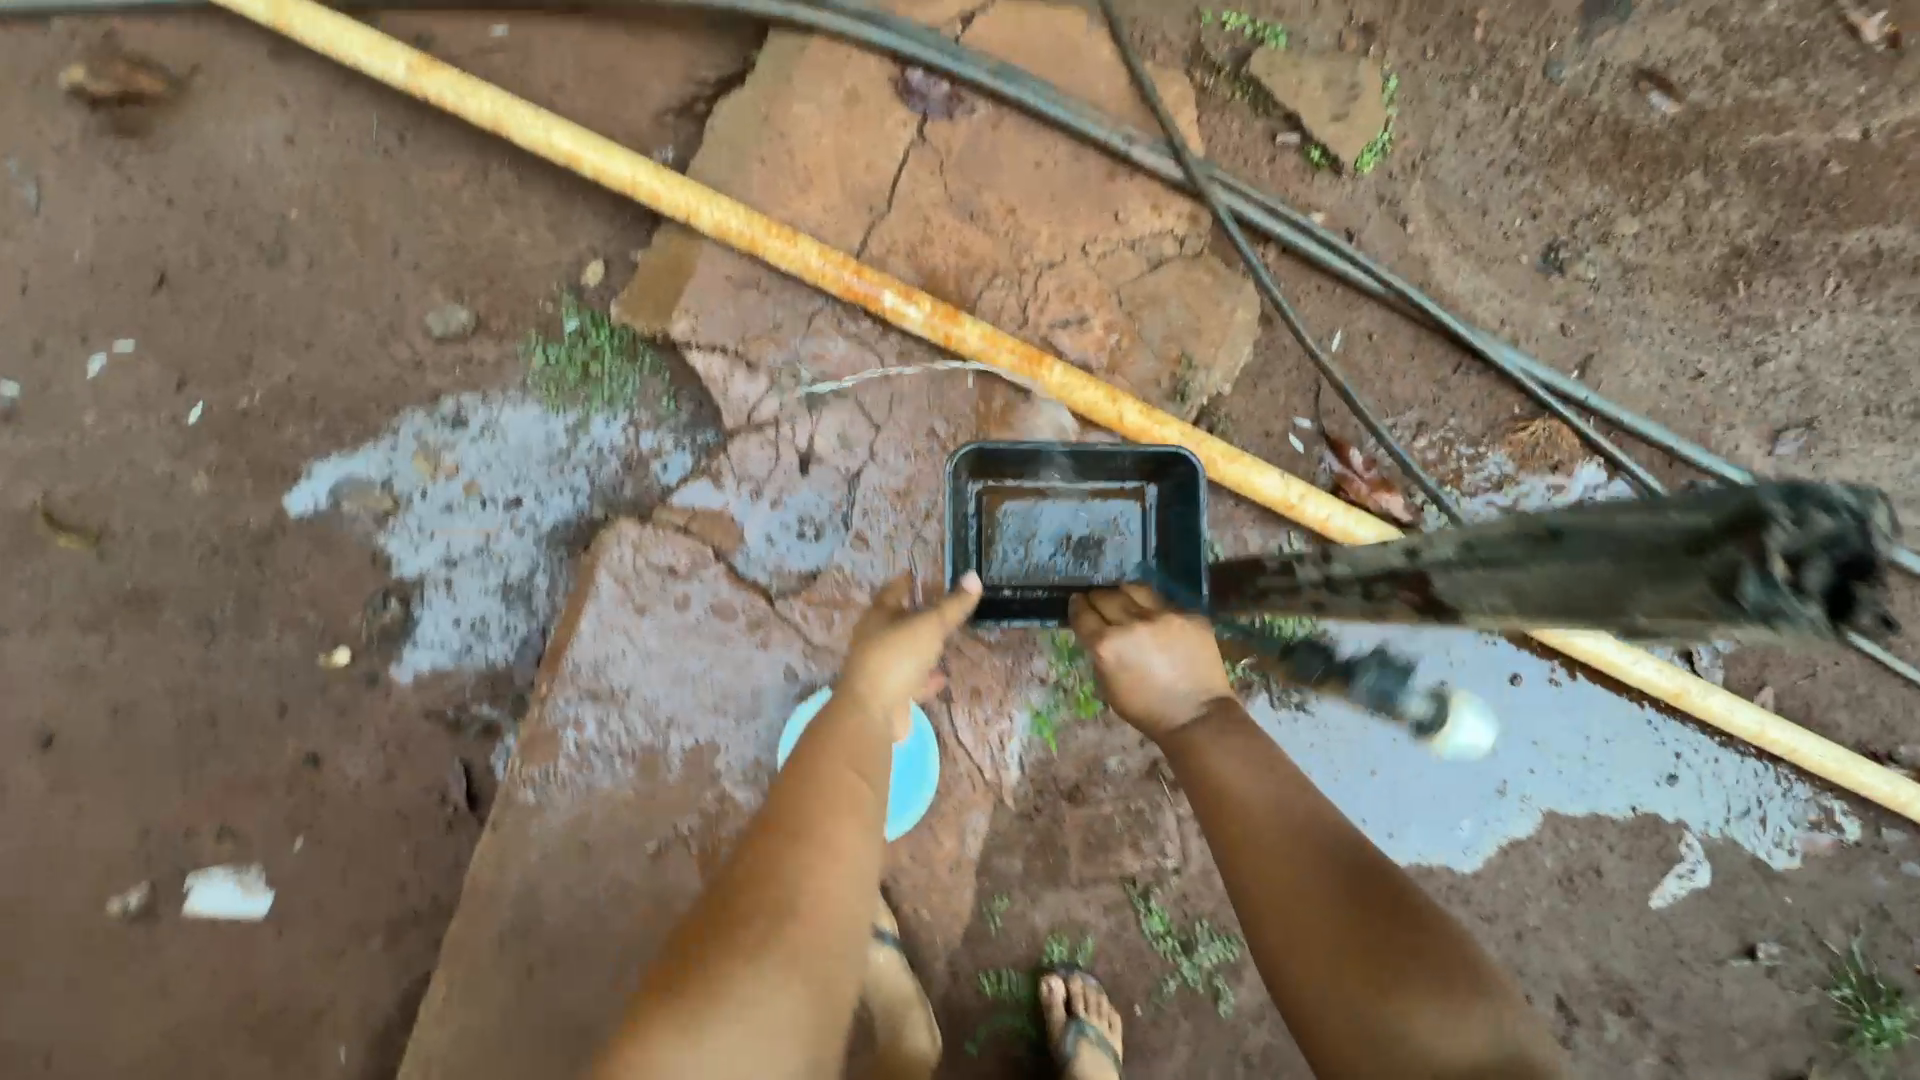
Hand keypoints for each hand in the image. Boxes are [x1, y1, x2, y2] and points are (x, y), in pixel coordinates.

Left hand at [837, 571, 981, 740]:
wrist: (872, 712)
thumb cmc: (896, 657)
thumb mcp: (930, 626)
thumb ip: (952, 605)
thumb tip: (973, 576)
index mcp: (878, 615)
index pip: (894, 590)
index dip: (910, 581)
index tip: (926, 575)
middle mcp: (875, 638)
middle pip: (899, 621)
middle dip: (920, 615)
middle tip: (945, 608)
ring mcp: (881, 667)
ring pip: (906, 651)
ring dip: (924, 647)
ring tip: (947, 641)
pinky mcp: (890, 693)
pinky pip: (912, 680)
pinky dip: (927, 678)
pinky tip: (942, 677)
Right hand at [1068, 585, 1234, 743]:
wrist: (1197, 716)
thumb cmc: (1146, 709)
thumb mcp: (1107, 685)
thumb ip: (1100, 653)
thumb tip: (1098, 632)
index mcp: (1106, 645)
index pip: (1083, 613)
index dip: (1077, 606)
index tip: (1077, 602)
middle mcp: (1132, 623)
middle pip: (1105, 596)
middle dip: (1097, 598)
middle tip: (1099, 603)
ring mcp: (1164, 615)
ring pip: (1134, 589)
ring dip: (1124, 594)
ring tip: (1125, 600)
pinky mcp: (1190, 615)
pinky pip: (1165, 602)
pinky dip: (1154, 608)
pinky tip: (1157, 620)